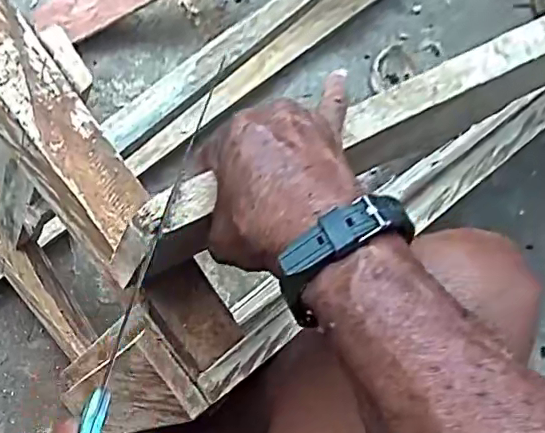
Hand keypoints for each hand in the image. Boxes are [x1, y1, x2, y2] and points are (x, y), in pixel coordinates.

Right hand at [197, 71, 361, 272]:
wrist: (315, 237)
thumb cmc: (267, 230)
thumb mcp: (220, 237)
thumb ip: (216, 220)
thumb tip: (221, 225)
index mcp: (230, 137)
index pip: (211, 156)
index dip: (209, 181)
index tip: (210, 196)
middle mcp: (265, 118)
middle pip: (248, 139)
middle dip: (246, 162)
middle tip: (247, 195)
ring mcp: (300, 121)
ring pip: (282, 127)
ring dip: (278, 143)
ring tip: (277, 168)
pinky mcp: (330, 133)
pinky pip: (330, 106)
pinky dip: (332, 97)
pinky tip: (334, 82)